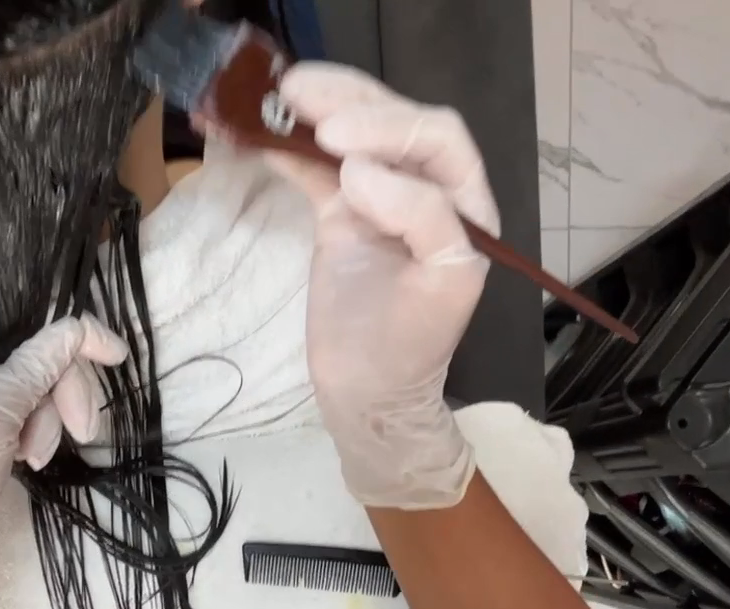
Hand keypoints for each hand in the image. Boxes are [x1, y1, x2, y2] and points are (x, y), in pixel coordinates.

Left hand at [0, 316, 128, 608]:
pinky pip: (24, 419)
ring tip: (35, 458)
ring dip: (47, 426)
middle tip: (82, 433)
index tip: (116, 356)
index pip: (27, 326)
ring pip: (36, 395)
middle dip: (60, 399)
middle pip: (37, 362)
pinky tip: (28, 461)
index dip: (73, 339)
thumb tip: (77, 328)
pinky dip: (35, 438)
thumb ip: (41, 364)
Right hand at [266, 63, 499, 509]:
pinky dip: (293, 152)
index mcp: (465, 206)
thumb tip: (357, 169)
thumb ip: (422, 217)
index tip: (338, 141)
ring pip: (354, 139)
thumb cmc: (410, 350)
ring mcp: (379, 203)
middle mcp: (426, 193)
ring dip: (319, 109)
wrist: (369, 394)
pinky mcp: (341, 219)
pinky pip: (318, 172)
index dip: (391, 128)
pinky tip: (264, 134)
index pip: (437, 140)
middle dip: (350, 101)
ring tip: (282, 92)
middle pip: (394, 123)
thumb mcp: (442, 284)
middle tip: (298, 92)